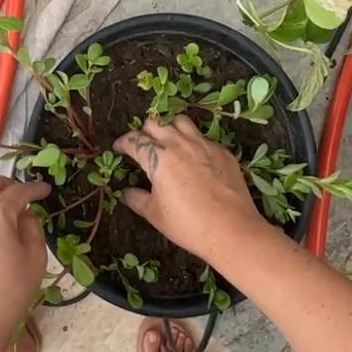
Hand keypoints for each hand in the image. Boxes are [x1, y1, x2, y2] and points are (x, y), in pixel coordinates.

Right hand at [113, 116, 276, 260]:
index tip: (119, 148)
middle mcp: (179, 143)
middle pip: (156, 124)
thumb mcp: (155, 214)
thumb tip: (125, 193)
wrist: (231, 229)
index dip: (123, 142)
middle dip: (145, 132)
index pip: (135, 140)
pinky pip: (203, 137)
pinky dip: (193, 142)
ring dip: (170, 128)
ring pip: (181, 122)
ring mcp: (203, 144)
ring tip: (169, 143)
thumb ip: (137, 199)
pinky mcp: (222, 151)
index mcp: (158, 157)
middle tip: (143, 146)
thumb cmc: (188, 224)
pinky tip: (195, 159)